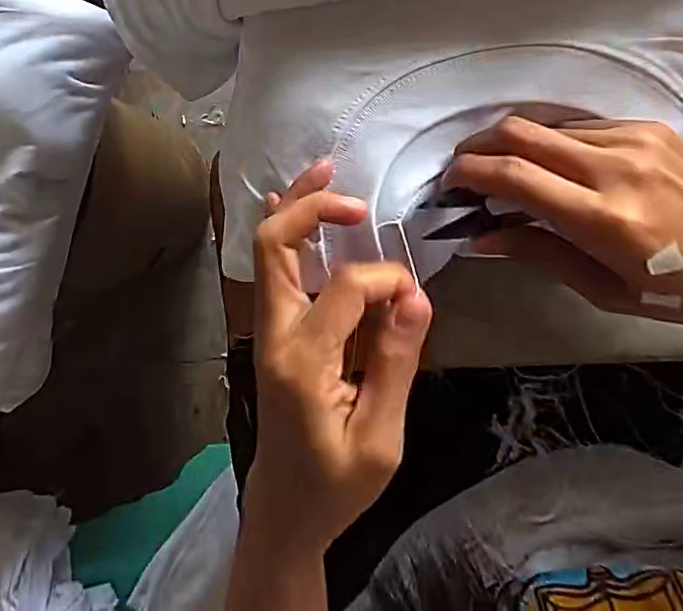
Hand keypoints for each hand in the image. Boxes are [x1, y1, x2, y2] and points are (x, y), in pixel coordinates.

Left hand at [245, 158, 432, 552]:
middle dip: (313, 208)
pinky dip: (288, 230)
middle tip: (353, 196)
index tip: (414, 297)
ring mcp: (268, 329)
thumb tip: (414, 295)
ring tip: (325, 170)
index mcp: (303, 362)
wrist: (284, 512)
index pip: (348, 287)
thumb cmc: (335, 485)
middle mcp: (276, 334)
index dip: (388, 279)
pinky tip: (296, 204)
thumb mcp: (381, 438)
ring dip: (297, 207)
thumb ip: (397, 362)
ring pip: (269, 249)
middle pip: (276, 247)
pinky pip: (274, 266)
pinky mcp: (274, 330)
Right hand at [444, 117, 682, 346]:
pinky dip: (556, 144)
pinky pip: (582, 127)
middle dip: (480, 146)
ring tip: (511, 174)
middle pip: (521, 132)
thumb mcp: (607, 291)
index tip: (450, 185)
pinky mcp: (649, 126)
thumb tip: (481, 237)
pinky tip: (560, 169)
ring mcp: (635, 138)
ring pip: (549, 126)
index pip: (515, 176)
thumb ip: (540, 253)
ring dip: (518, 146)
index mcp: (606, 219)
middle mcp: (616, 166)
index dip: (470, 173)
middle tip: (466, 171)